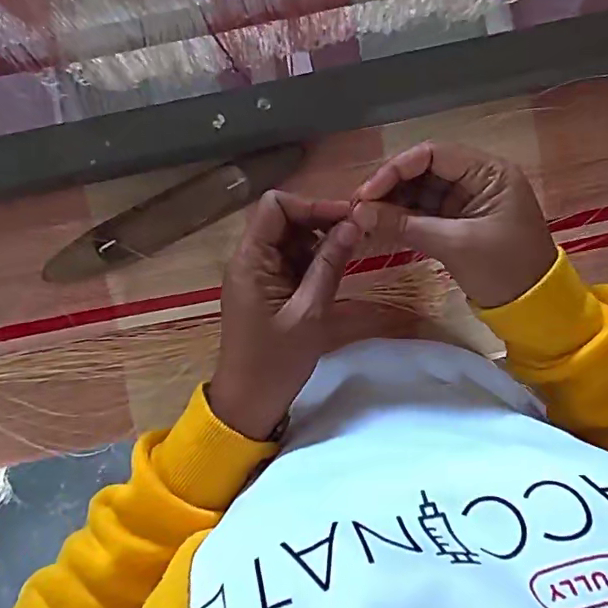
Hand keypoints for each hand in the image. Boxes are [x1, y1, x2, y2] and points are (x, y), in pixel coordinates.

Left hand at [209, 190, 361, 440]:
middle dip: (320, 221)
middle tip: (358, 234)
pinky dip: (312, 262)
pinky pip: (290, 261)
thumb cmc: (276, 361)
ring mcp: (257, 274)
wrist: (249, 402)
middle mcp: (249, 259)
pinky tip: (335, 271)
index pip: (275, 206)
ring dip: (319, 242)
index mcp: (250, 260)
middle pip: (284, 219)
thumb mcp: (310, 312)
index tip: (347, 218)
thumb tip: (352, 223)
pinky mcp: (266, 289)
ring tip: (352, 253)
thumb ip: (329, 265)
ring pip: (290, 240)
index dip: (311, 205)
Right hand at [349, 142, 557, 308]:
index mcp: (488, 172)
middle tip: (358, 208)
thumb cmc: (504, 270)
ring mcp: (466, 200)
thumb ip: (406, 224)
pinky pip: (423, 211)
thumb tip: (360, 212)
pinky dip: (401, 218)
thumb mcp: (455, 245)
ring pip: (419, 191)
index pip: (433, 154)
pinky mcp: (457, 221)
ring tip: (363, 219)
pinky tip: (378, 226)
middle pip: (422, 170)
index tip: (367, 194)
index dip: (395, 169)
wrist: (532, 308)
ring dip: (391, 203)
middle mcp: (477, 178)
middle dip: (389, 186)